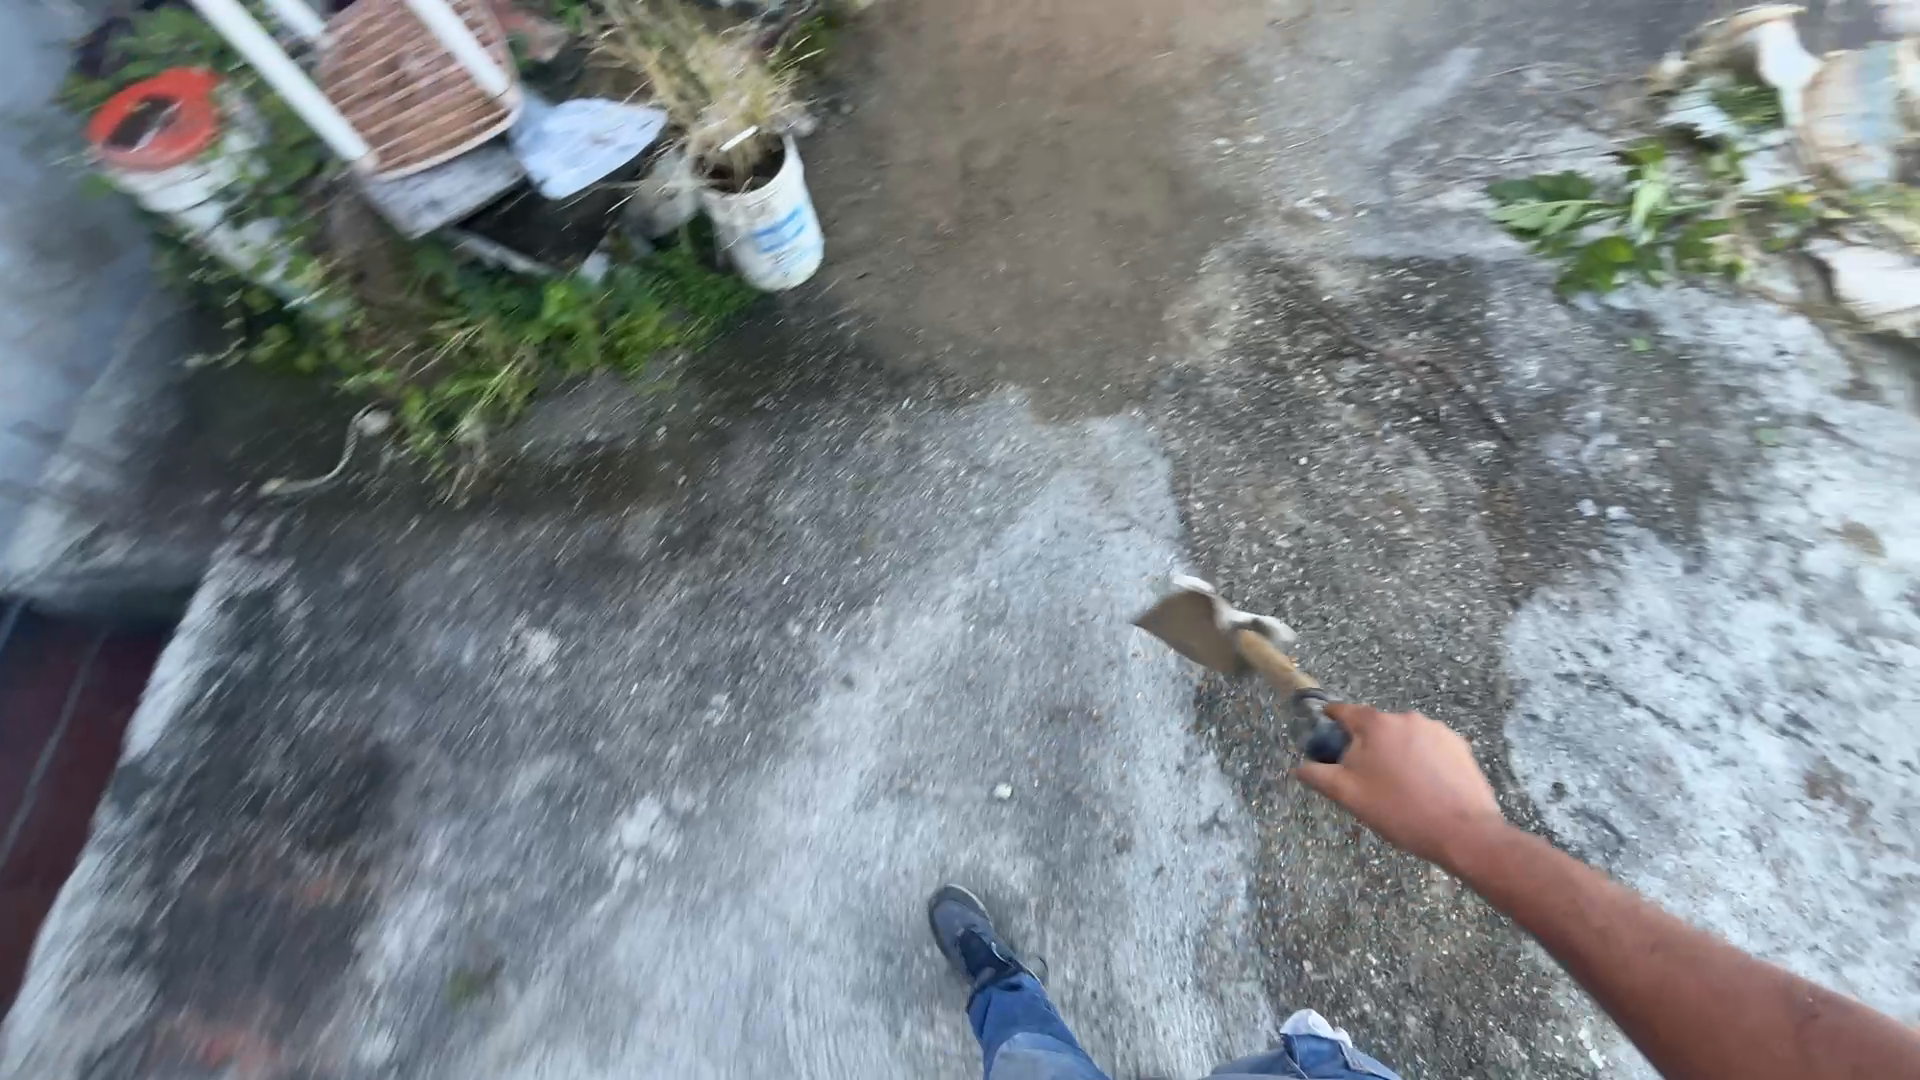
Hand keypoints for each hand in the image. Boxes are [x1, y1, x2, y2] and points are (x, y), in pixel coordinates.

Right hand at [1294, 703, 1507, 869]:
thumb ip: (1317, 775)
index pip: (1342, 711)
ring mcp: (1437, 731)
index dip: (1330, 721)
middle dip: (1367, 746)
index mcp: (1375, 724)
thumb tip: (1299, 767)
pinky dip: (1422, 760)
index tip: (1326, 736)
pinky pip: (1429, 747)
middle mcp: (1406, 718)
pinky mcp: (1461, 747)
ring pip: (1403, 737)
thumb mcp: (1347, 795)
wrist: (1465, 834)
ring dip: (1396, 753)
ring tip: (1399, 786)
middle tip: (1365, 776)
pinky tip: (1425, 787)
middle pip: (1375, 726)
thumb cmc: (1399, 810)